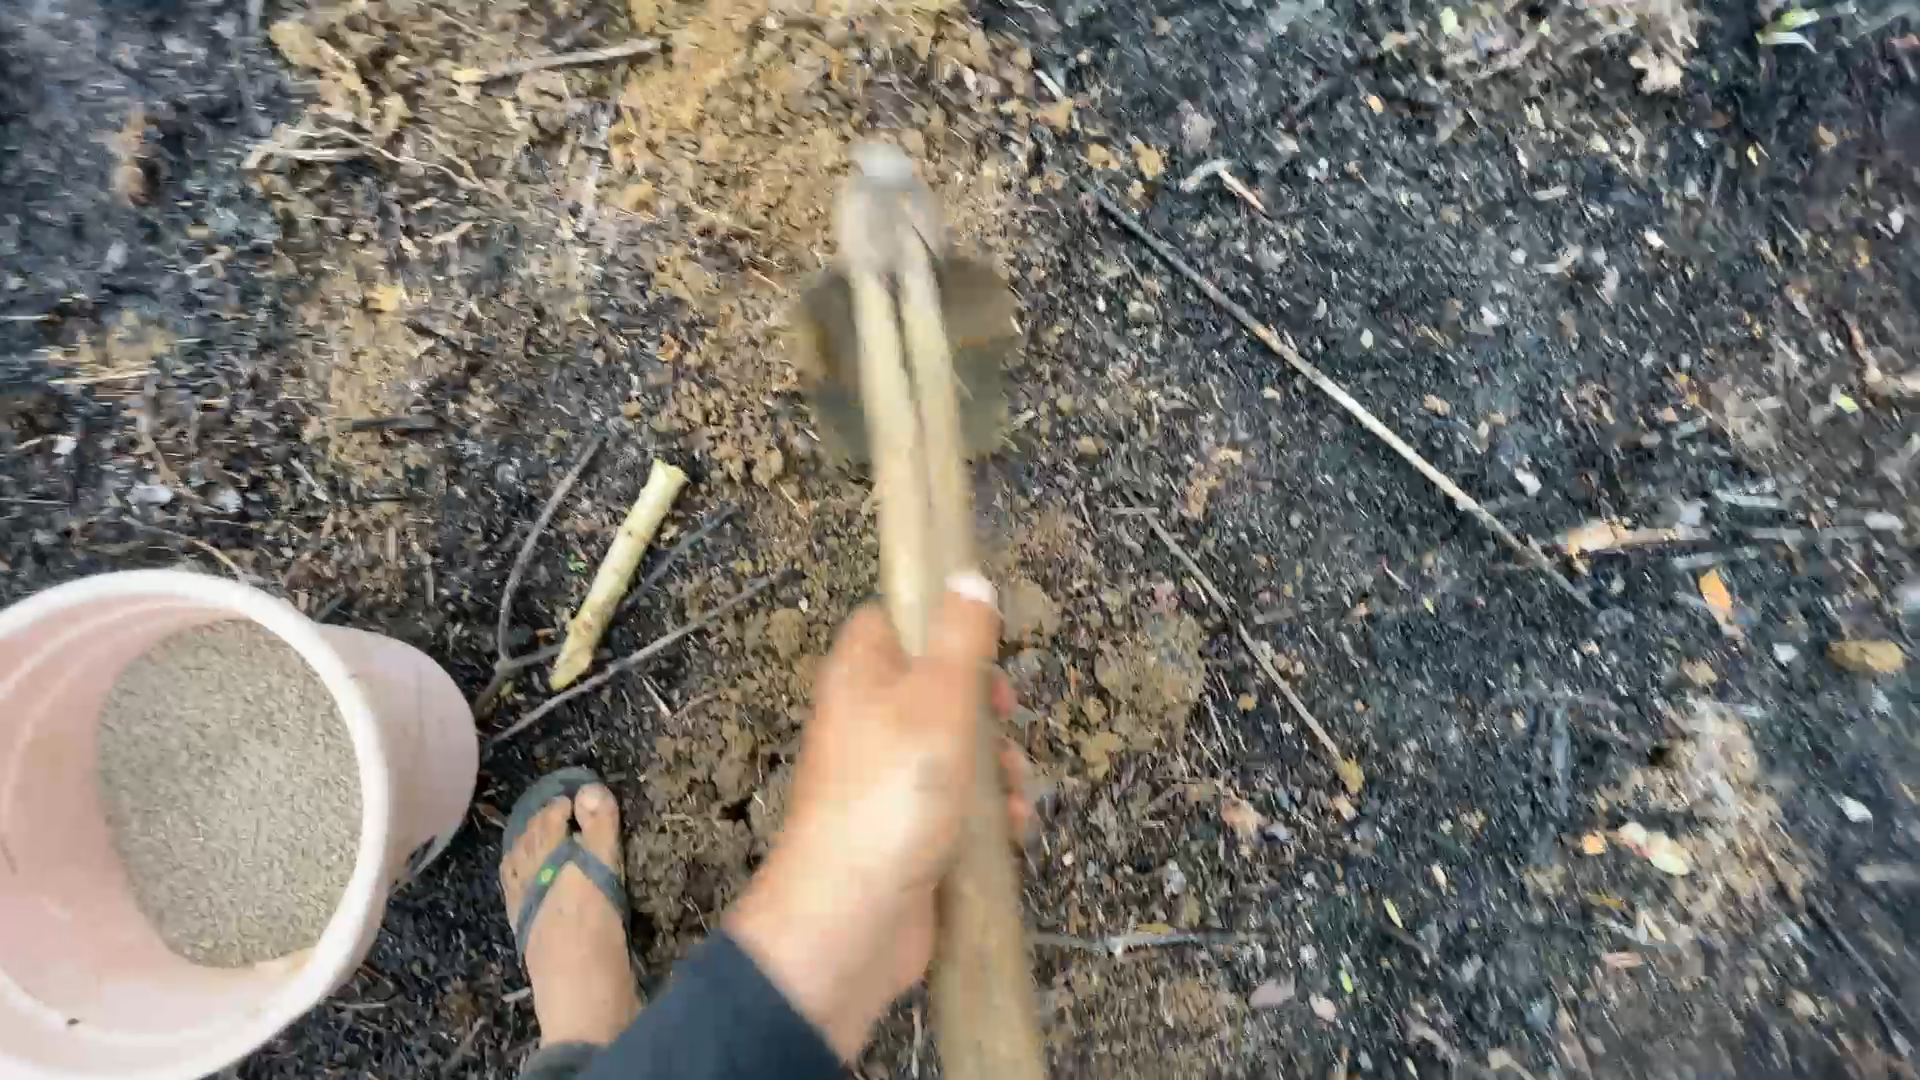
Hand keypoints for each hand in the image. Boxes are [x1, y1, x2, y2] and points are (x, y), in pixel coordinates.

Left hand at [724, 572, 1029, 1059]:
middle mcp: (869, 719)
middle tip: (1003, 718)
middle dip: (985, 706)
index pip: (893, 621)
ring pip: (956, 747)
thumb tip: (966, 576)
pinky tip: (1009, 830)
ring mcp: (887, 776)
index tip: (980, 642)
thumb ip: (959, 636)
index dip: (939, 623)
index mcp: (861, 674)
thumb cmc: (894, 790)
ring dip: (996, 766)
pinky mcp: (907, 825)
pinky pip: (954, 800)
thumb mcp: (938, 698)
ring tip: (1012, 790)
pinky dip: (985, 812)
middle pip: (937, 685)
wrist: (851, 919)